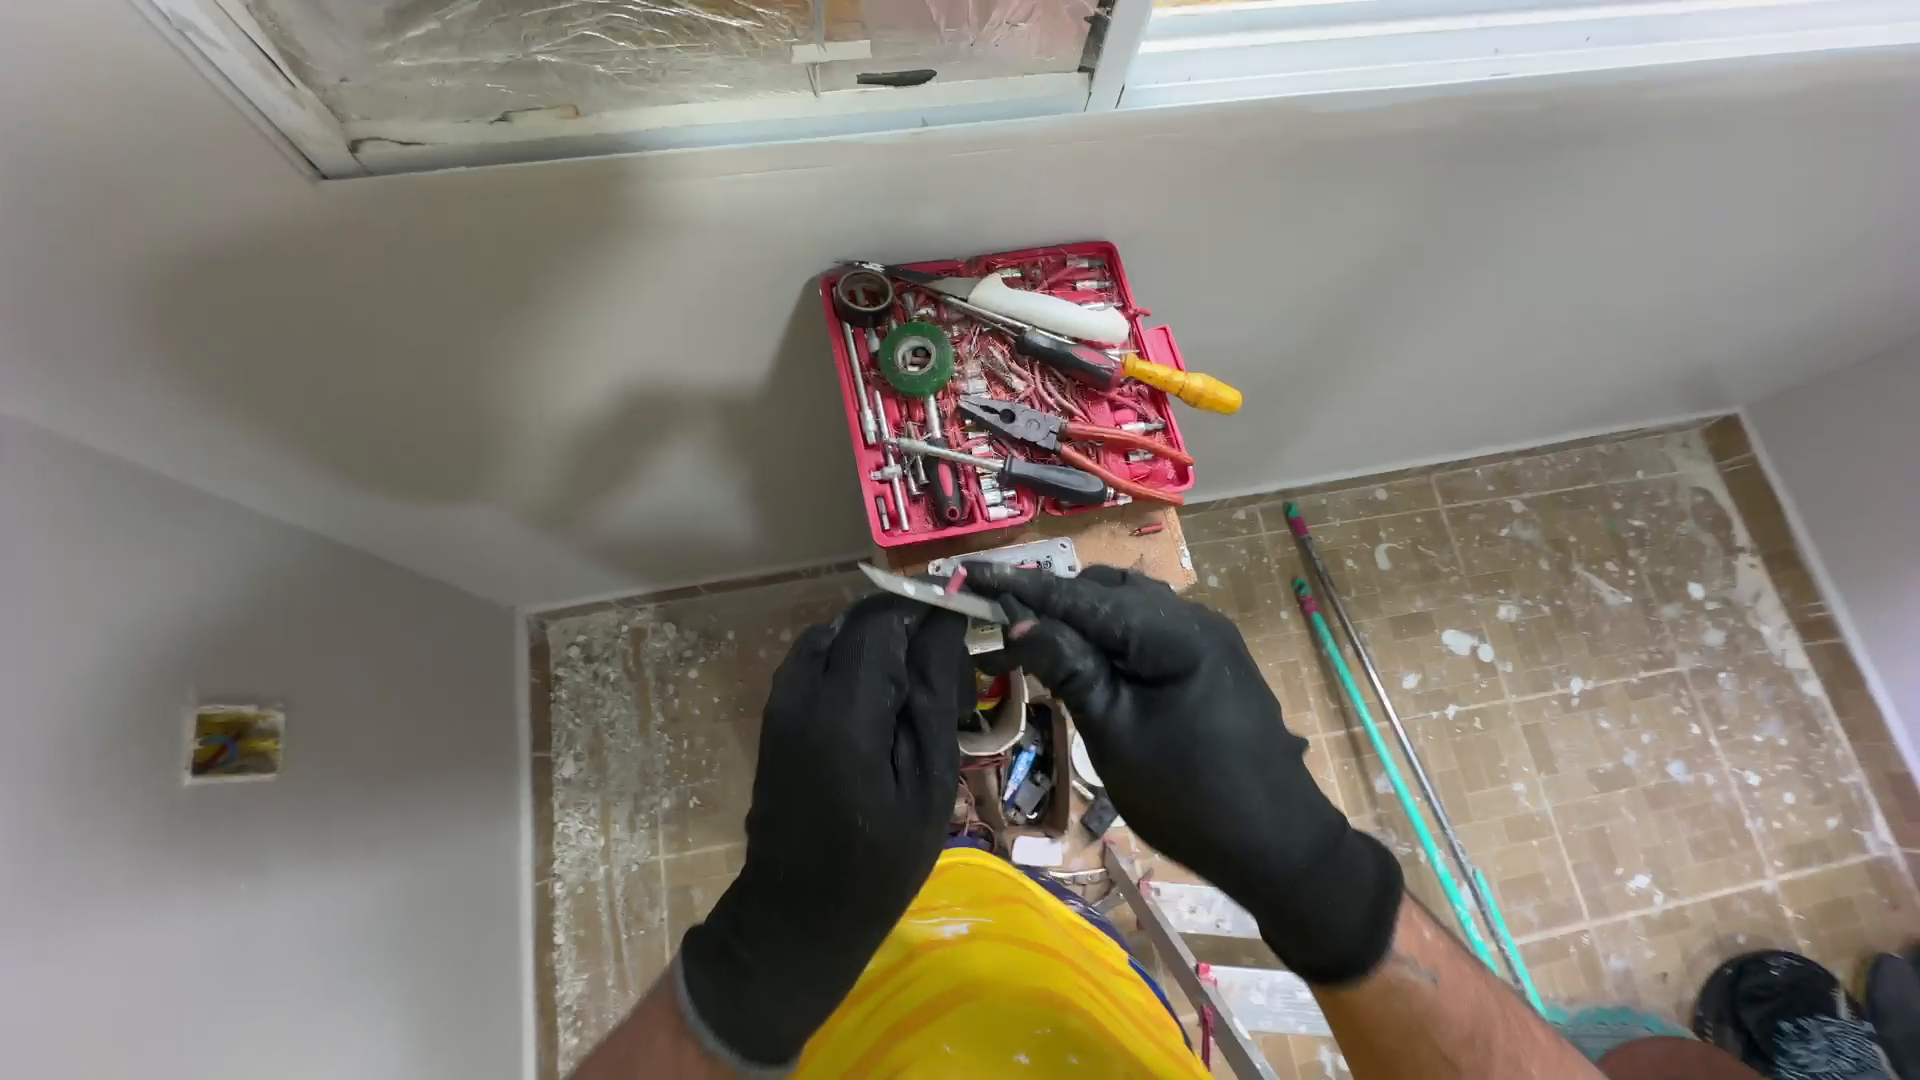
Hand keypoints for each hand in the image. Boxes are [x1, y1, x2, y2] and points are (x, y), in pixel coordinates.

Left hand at [676, 596, 969, 1066]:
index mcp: (843, 708)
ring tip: (912, 690)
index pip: (883, 619)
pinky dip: (850, 663)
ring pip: (833, 636)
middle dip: (903, 628)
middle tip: (943, 669)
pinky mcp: (774, 715)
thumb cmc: (880, 859)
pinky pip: (814, 661)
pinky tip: (876, 704)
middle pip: (857, 621)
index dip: (924, 612)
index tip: (961, 627)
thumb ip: (933, 693)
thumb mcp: (929, 780)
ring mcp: (780, 701)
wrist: (798, 912)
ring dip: (876, 645)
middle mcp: (802, 691)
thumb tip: (944, 621)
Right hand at [966, 564, 1402, 984]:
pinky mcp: (1208, 657)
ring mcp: (1206, 636)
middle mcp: (1193, 618)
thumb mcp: (1114, 734)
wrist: (1276, 846)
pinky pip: (1146, 628)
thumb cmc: (1188, 797)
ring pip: (1125, 605)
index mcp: (1172, 633)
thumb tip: (1019, 622)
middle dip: (1049, 602)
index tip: (969, 572)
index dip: (1021, 586)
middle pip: (1104, 591)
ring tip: (1034, 642)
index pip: (1080, 596)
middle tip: (999, 626)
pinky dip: (1108, 635)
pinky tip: (1085, 658)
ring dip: (1078, 618)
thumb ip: (1068, 668)